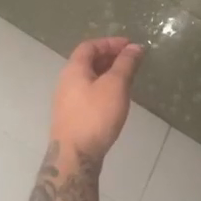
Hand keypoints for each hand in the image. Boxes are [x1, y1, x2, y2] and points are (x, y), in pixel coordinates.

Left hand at [50, 37, 142, 163]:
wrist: (74, 157)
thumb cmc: (95, 116)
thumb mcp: (116, 85)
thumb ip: (126, 64)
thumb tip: (135, 47)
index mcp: (73, 70)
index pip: (90, 46)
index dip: (110, 42)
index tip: (130, 46)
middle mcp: (66, 82)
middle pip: (87, 61)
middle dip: (110, 57)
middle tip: (131, 60)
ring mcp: (67, 101)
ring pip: (88, 78)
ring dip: (108, 73)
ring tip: (127, 78)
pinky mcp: (71, 117)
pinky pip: (88, 93)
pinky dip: (103, 88)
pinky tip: (116, 99)